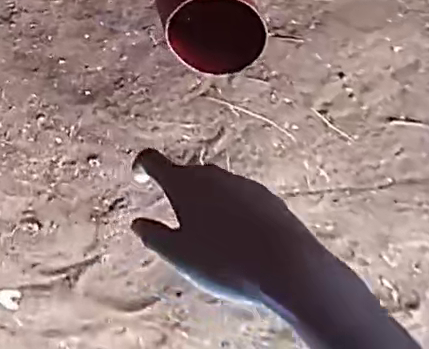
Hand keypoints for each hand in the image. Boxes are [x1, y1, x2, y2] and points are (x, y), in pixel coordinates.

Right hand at [131, 149, 328, 306]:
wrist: (291, 268)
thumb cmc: (227, 262)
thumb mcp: (181, 256)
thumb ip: (154, 236)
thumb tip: (137, 224)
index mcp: (182, 182)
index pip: (152, 159)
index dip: (141, 165)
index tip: (139, 175)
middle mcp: (208, 173)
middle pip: (186, 175)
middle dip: (180, 192)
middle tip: (180, 221)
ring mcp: (239, 182)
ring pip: (214, 187)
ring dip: (208, 203)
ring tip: (215, 238)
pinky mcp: (265, 197)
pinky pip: (240, 199)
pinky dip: (233, 212)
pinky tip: (242, 240)